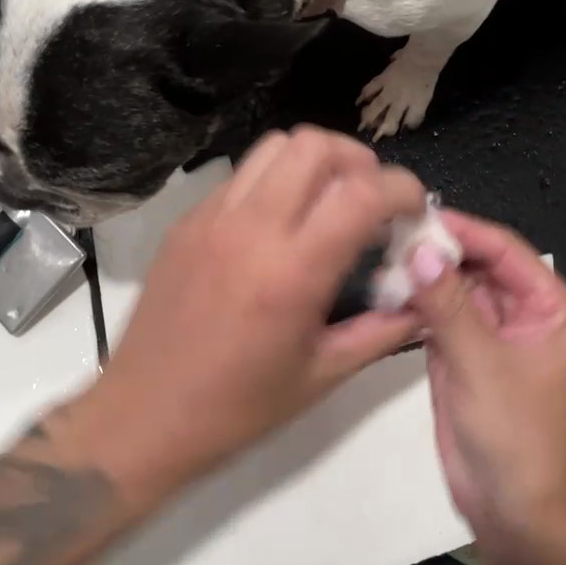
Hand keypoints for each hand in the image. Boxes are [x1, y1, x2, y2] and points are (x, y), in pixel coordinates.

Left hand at [78, 127, 426, 497]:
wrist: (140, 418)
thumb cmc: (237, 408)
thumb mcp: (323, 375)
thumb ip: (383, 330)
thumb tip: (425, 299)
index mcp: (292, 272)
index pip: (363, 193)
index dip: (403, 189)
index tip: (414, 211)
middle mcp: (252, 229)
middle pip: (316, 146)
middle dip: (360, 161)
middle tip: (372, 200)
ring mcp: (213, 218)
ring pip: (276, 146)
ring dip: (317, 162)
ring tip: (329, 201)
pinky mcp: (188, 221)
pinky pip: (243, 175)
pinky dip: (277, 181)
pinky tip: (282, 223)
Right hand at [408, 211, 565, 541]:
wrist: (511, 510)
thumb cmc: (515, 435)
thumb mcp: (482, 365)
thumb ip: (449, 305)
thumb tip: (420, 248)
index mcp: (547, 304)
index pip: (504, 249)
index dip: (463, 229)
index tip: (416, 213)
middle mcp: (520, 309)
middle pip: (476, 263)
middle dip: (437, 250)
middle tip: (387, 233)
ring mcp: (488, 331)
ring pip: (453, 286)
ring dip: (422, 275)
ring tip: (378, 256)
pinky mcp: (461, 353)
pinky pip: (437, 315)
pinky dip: (414, 303)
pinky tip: (384, 290)